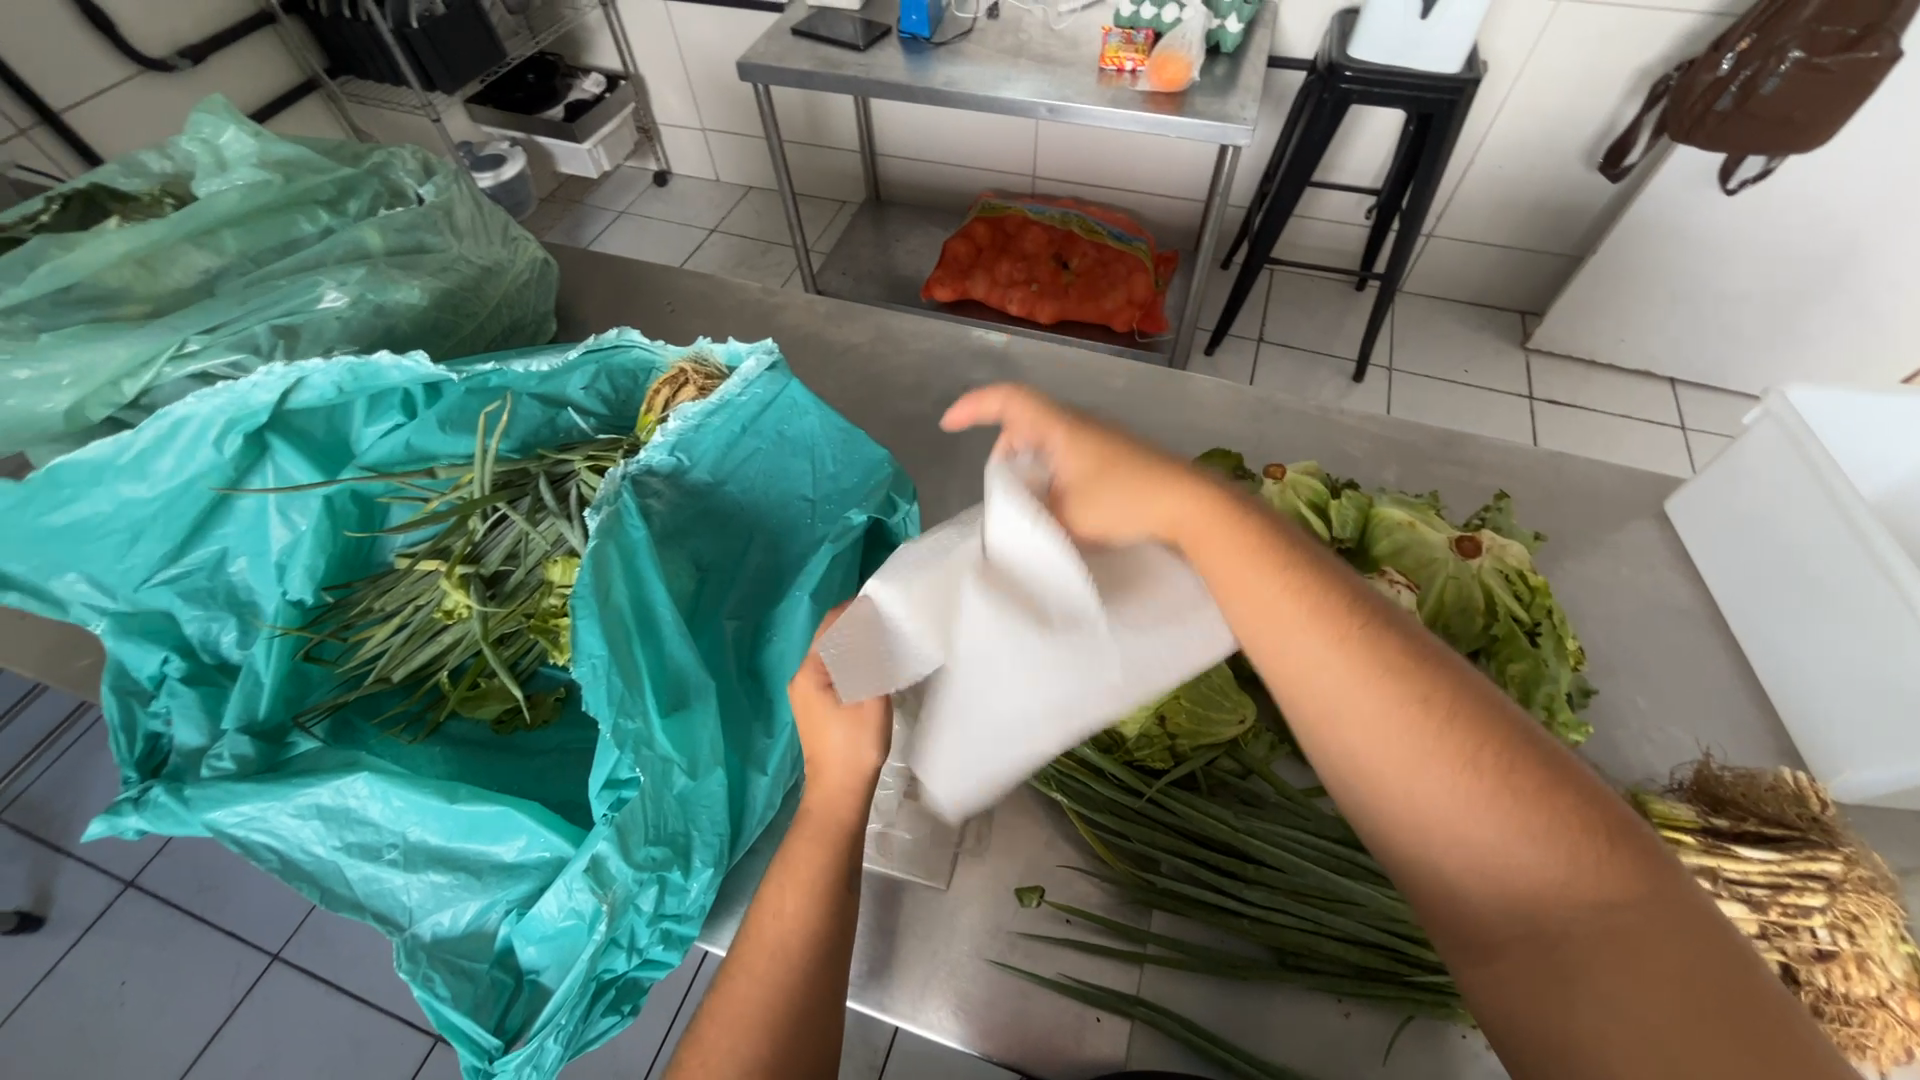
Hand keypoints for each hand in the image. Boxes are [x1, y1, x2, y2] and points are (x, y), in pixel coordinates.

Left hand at [789, 604, 891, 813]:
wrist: (838, 792)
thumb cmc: (855, 745)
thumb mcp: (869, 696)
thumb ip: (869, 658)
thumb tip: (870, 628)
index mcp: (810, 672)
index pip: (830, 625)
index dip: (854, 609)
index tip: (881, 601)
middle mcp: (801, 677)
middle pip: (828, 638)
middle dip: (855, 624)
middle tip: (887, 616)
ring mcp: (806, 693)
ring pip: (831, 654)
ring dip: (854, 642)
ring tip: (884, 635)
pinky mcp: (815, 705)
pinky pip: (832, 670)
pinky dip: (851, 660)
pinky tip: (872, 662)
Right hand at [940, 383, 1223, 549]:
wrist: (1190, 504)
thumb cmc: (1125, 502)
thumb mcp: (1068, 518)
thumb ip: (1034, 518)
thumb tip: (1016, 520)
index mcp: (1061, 428)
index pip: (1008, 400)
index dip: (974, 406)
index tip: (949, 424)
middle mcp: (1079, 424)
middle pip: (1027, 420)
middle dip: (1003, 446)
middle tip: (999, 482)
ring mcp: (1102, 438)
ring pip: (1050, 438)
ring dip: (1030, 462)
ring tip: (1028, 498)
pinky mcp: (1118, 455)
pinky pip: (1070, 452)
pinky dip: (1052, 469)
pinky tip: (1062, 502)